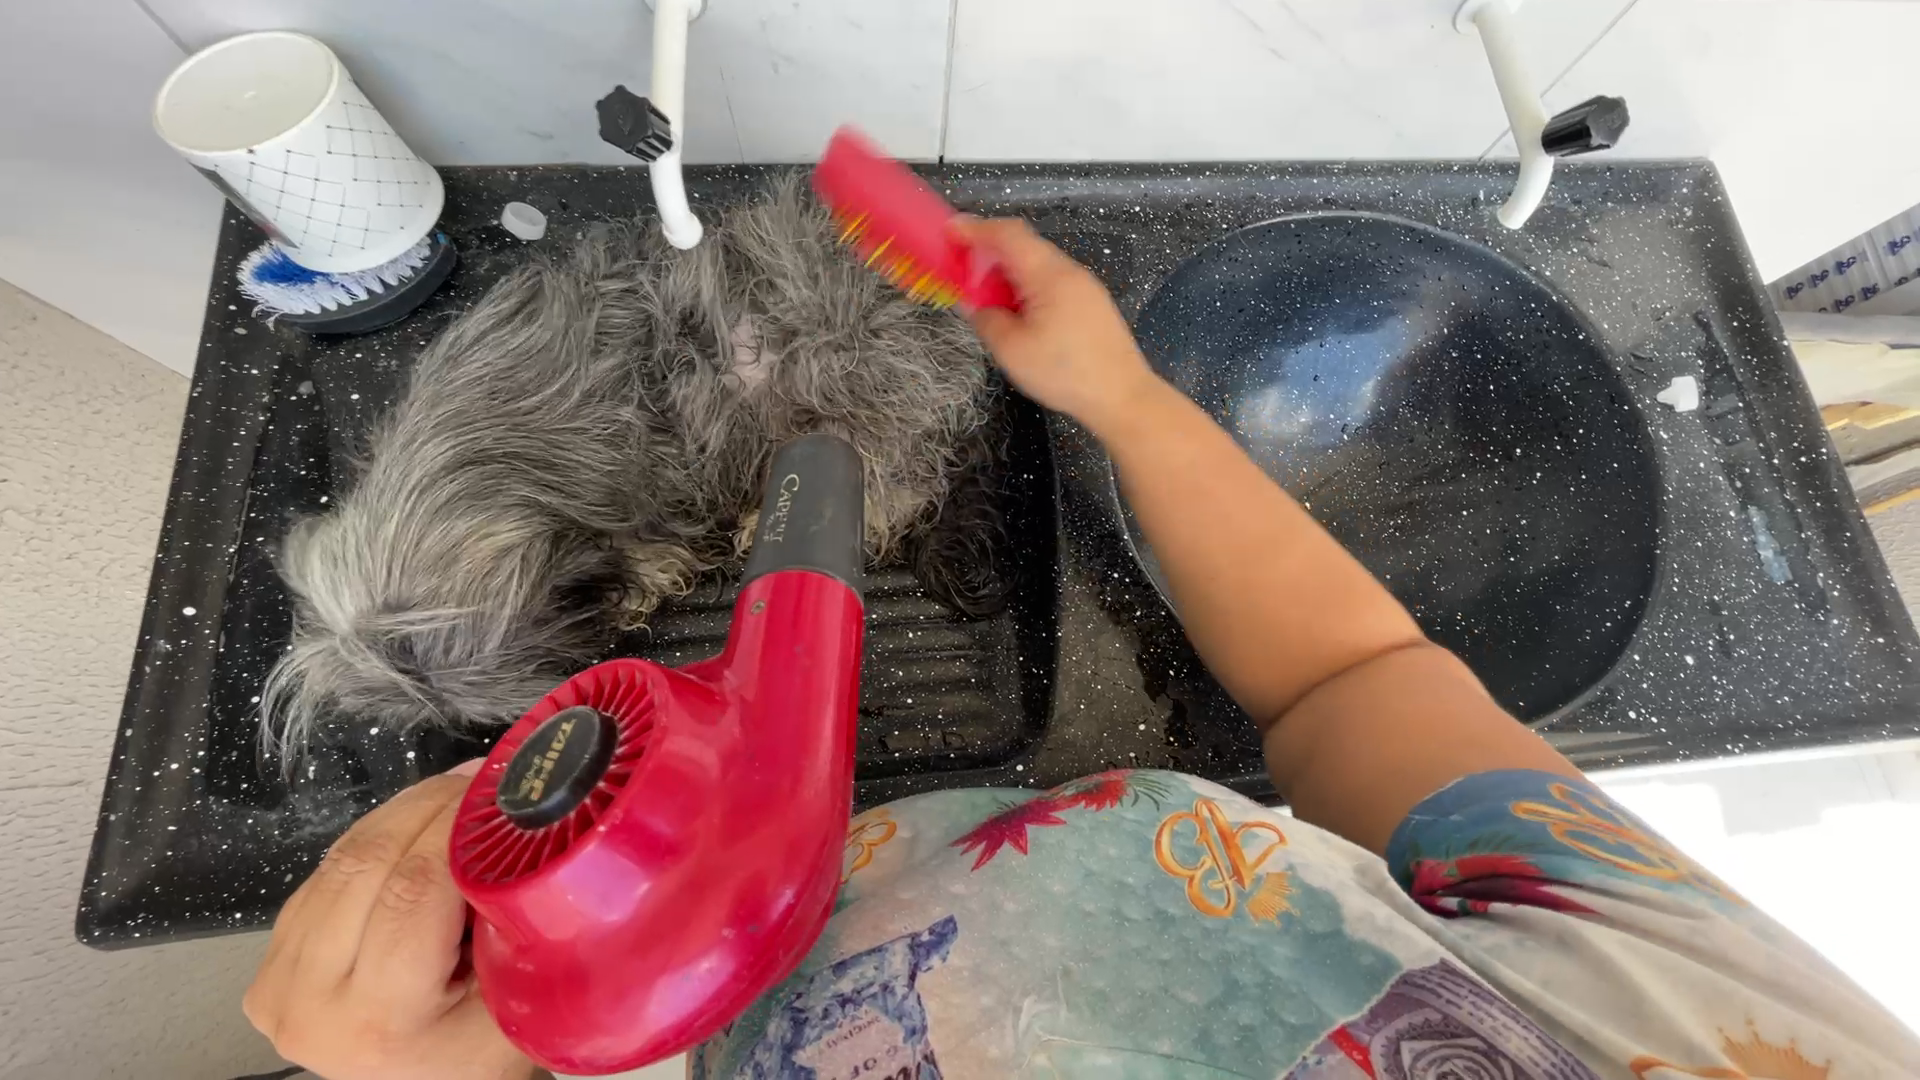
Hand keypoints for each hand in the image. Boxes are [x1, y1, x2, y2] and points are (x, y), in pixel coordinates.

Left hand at [243, 761, 536, 1079]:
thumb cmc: (489, 1040)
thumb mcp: (523, 988)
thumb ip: (519, 916)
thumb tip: (524, 826)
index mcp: (378, 1016)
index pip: (413, 889)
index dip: (457, 824)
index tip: (502, 788)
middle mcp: (309, 1002)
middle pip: (367, 863)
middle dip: (433, 803)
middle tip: (487, 776)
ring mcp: (277, 982)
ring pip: (343, 857)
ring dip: (407, 809)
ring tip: (463, 790)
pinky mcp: (271, 961)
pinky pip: (329, 868)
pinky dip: (382, 830)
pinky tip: (424, 820)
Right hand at [953, 217, 1163, 436]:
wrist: (1121, 396)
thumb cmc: (1065, 373)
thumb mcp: (1012, 350)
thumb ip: (985, 319)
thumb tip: (972, 303)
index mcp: (1048, 275)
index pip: (1007, 234)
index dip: (975, 229)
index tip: (949, 232)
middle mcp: (1070, 272)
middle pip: (1024, 247)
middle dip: (989, 254)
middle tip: (963, 272)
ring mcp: (1085, 287)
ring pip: (1038, 267)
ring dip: (1008, 275)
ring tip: (987, 299)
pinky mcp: (1092, 305)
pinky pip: (1052, 284)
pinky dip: (1027, 289)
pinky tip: (1018, 314)